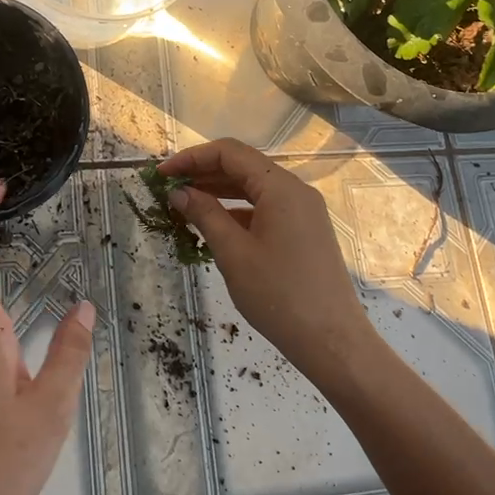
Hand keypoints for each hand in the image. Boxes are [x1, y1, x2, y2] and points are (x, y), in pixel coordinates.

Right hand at [159, 139, 375, 378]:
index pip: (230, 153)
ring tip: (184, 205)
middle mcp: (296, 191)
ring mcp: (303, 211)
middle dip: (203, 173)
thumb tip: (179, 192)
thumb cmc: (279, 296)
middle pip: (243, 166)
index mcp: (281, 187)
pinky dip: (237, 211)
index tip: (162, 173)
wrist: (333, 342)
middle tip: (168, 188)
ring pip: (254, 188)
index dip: (192, 158)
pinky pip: (266, 208)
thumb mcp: (233, 254)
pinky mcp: (305, 231)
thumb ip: (204, 215)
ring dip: (218, 191)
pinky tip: (214, 226)